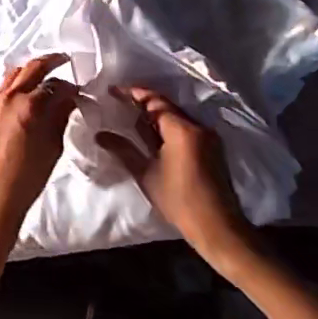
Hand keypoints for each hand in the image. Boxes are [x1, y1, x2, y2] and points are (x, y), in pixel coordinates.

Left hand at [0, 54, 79, 235]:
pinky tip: (21, 101)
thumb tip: (68, 98)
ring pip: (11, 76)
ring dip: (28, 72)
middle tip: (62, 61)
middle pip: (30, 68)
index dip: (69, 85)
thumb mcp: (52, 146)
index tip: (77, 90)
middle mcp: (7, 98)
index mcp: (29, 106)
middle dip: (49, 62)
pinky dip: (13, 89)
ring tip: (41, 77)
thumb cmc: (28, 177)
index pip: (54, 84)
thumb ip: (60, 116)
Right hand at [97, 86, 255, 262]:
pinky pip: (186, 129)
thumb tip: (100, 135)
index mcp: (182, 129)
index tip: (112, 91)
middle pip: (167, 107)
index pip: (154, 101)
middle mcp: (199, 127)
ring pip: (177, 118)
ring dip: (155, 116)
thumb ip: (123, 150)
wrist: (217, 227)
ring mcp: (209, 138)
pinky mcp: (212, 149)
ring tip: (131, 119)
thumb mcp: (146, 174)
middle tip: (119, 104)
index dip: (132, 94)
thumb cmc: (179, 200)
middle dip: (143, 104)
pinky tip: (152, 137)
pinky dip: (168, 128)